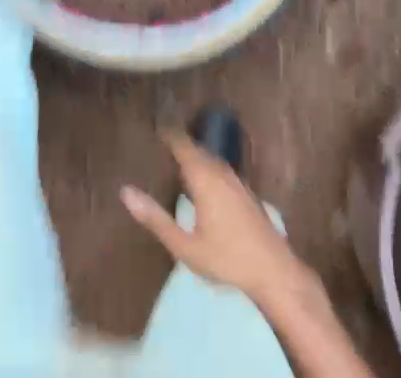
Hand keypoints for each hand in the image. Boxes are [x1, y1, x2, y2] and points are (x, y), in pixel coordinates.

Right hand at [120, 132, 312, 301]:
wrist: (274, 272)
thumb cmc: (226, 259)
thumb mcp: (184, 246)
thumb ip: (156, 219)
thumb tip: (125, 192)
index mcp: (205, 180)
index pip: (184, 146)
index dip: (169, 135)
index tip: (154, 127)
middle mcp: (223, 174)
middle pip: (199, 150)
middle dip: (181, 143)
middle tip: (161, 141)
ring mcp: (239, 184)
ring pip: (213, 160)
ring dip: (196, 155)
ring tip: (177, 158)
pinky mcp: (248, 195)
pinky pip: (223, 171)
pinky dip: (208, 168)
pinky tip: (204, 182)